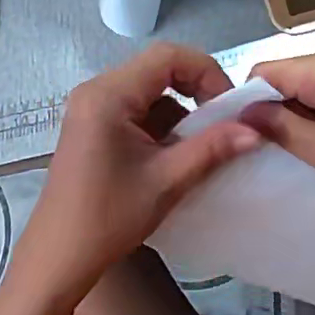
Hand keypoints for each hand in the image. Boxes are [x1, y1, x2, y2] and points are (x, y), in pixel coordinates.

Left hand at [8, 44, 260, 312]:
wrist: (57, 259)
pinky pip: (137, 106)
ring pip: (151, 88)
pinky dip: (162, 122)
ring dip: (181, 108)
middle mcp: (97, 89)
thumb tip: (256, 130)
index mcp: (109, 95)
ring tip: (202, 141)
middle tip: (223, 120)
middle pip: (159, 67)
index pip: (168, 56)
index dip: (206, 72)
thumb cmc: (108, 218)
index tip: (230, 105)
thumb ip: (213, 148)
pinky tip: (175, 152)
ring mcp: (92, 106)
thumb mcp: (167, 181)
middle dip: (197, 89)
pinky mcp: (93, 123)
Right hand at [243, 47, 314, 221]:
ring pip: (298, 84)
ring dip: (290, 114)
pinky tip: (314, 140)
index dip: (247, 102)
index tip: (239, 137)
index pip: (266, 72)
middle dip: (269, 109)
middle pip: (281, 75)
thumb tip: (243, 112)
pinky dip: (309, 113)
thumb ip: (287, 131)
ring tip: (290, 149)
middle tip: (265, 150)